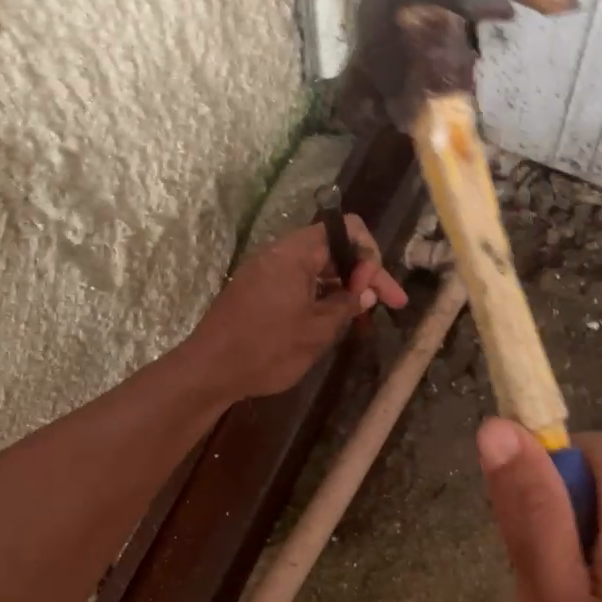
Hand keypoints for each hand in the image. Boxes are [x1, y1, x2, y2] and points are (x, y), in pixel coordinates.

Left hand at [182, 218, 407, 400]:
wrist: (210, 371)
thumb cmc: (266, 350)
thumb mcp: (317, 331)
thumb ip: (346, 305)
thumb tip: (367, 292)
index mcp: (294, 253)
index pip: (345, 229)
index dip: (368, 256)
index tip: (371, 291)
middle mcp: (280, 254)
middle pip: (334, 248)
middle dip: (364, 274)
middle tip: (392, 303)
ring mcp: (267, 273)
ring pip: (317, 268)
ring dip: (344, 287)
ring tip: (364, 316)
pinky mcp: (258, 292)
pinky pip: (299, 283)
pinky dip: (321, 296)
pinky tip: (334, 319)